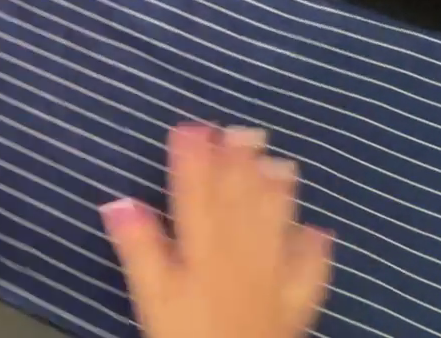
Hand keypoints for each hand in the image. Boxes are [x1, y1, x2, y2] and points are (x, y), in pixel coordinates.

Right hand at [102, 125, 332, 337]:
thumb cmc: (186, 334)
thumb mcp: (152, 294)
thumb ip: (138, 248)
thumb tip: (119, 200)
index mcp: (203, 250)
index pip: (196, 195)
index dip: (194, 159)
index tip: (194, 125)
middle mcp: (240, 257)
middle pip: (238, 204)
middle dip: (239, 165)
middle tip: (244, 130)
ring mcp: (272, 282)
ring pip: (274, 228)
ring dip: (277, 194)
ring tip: (281, 162)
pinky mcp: (293, 307)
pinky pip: (309, 274)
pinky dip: (316, 251)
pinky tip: (321, 231)